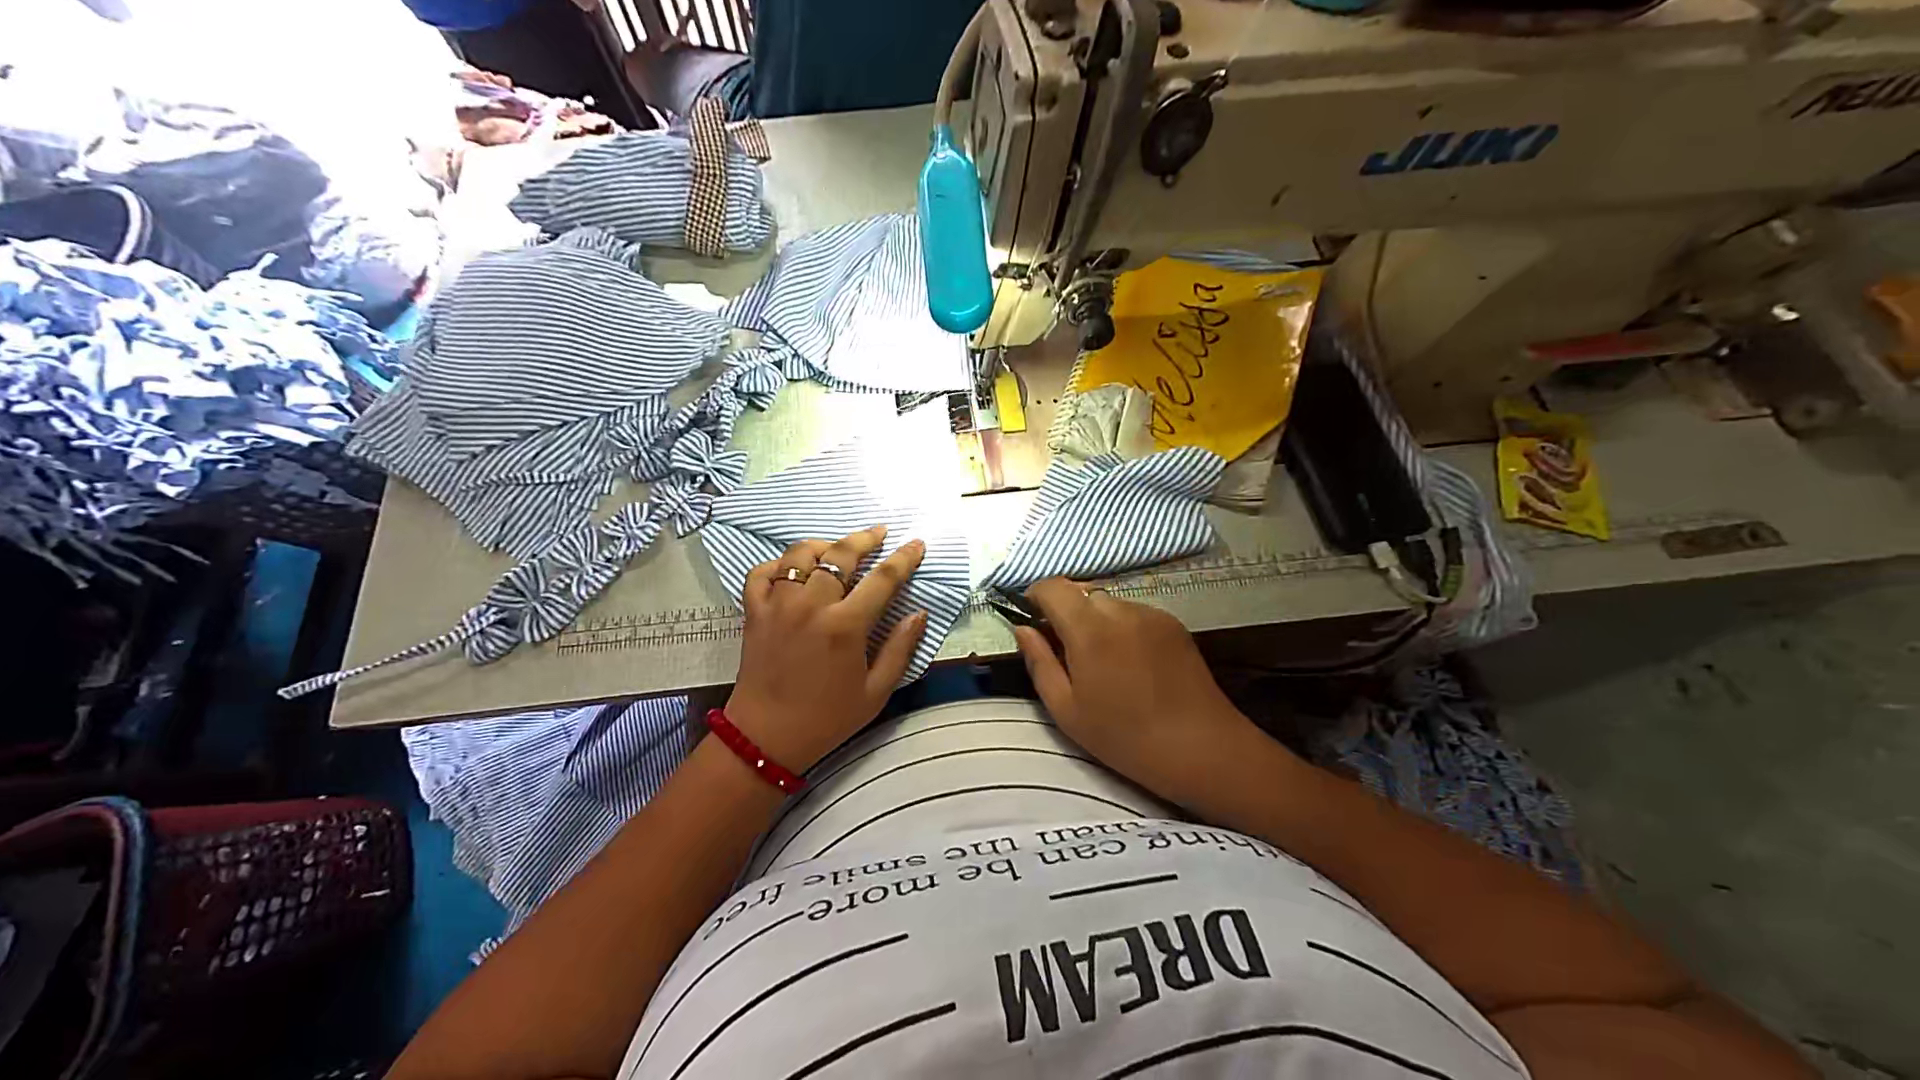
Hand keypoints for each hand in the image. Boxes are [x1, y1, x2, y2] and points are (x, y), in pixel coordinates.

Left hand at [725, 526, 926, 773]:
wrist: (766, 737)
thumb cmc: (827, 718)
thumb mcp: (876, 691)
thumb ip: (900, 649)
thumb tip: (919, 614)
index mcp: (845, 626)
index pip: (882, 579)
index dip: (904, 558)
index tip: (916, 544)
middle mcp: (810, 606)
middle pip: (841, 554)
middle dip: (866, 538)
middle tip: (880, 534)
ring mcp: (778, 605)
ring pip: (800, 555)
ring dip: (823, 546)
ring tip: (837, 549)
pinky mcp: (753, 612)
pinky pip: (762, 573)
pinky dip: (779, 564)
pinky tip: (793, 569)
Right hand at [1014, 578, 1272, 806]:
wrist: (1200, 748)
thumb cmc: (1123, 737)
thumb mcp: (1066, 709)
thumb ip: (1039, 662)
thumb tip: (1021, 628)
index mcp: (1089, 629)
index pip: (1053, 587)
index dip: (1036, 595)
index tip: (1031, 618)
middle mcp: (1120, 610)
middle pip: (1082, 593)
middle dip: (1067, 613)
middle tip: (1067, 651)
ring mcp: (1151, 614)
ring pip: (1110, 603)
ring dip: (1096, 620)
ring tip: (1104, 662)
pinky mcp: (1173, 624)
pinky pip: (1135, 614)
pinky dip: (1123, 628)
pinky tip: (1132, 664)